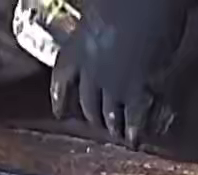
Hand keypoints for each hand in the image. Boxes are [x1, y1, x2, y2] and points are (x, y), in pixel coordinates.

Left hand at [49, 0, 189, 143]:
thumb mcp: (98, 8)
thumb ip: (93, 26)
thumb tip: (95, 31)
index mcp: (80, 45)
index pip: (62, 78)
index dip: (60, 98)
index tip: (59, 113)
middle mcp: (93, 70)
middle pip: (88, 105)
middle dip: (94, 116)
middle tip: (100, 122)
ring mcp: (116, 85)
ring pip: (110, 117)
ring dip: (114, 127)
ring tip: (119, 132)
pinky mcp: (138, 94)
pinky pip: (133, 122)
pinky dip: (133, 133)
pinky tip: (135, 139)